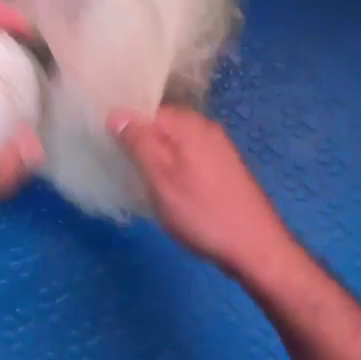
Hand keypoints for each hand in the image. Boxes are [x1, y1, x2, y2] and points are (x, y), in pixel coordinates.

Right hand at [109, 105, 294, 277]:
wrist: (257, 250)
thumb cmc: (202, 212)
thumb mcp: (160, 177)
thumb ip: (137, 142)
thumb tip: (115, 113)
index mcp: (189, 124)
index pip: (144, 110)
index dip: (123, 124)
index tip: (103, 143)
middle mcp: (206, 129)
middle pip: (160, 125)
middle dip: (138, 140)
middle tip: (117, 163)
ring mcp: (218, 149)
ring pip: (173, 143)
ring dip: (154, 156)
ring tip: (136, 178)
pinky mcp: (224, 170)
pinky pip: (187, 157)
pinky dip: (172, 167)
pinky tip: (164, 188)